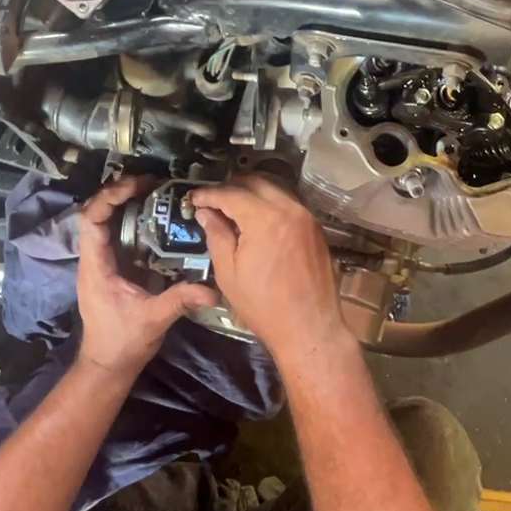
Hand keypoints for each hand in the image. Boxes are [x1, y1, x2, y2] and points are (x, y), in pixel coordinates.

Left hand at [74, 175, 218, 379]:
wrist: (108, 364)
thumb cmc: (121, 342)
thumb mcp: (153, 320)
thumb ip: (180, 301)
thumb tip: (212, 289)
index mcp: (96, 267)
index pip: (91, 220)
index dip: (109, 197)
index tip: (135, 185)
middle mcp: (95, 259)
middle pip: (96, 213)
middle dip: (119, 192)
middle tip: (151, 181)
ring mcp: (103, 262)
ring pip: (106, 221)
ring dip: (126, 203)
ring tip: (156, 190)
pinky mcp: (115, 267)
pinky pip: (119, 235)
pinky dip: (134, 220)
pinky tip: (158, 215)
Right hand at [190, 177, 349, 356]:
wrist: (309, 327)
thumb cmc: (264, 305)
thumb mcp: (229, 272)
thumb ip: (217, 236)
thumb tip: (207, 213)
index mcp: (265, 218)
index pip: (231, 194)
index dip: (209, 194)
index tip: (194, 198)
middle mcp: (289, 209)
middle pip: (256, 183)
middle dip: (232, 187)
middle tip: (213, 199)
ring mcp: (306, 217)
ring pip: (276, 191)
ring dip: (253, 193)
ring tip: (234, 208)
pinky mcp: (316, 228)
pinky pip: (289, 205)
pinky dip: (271, 205)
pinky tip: (259, 221)